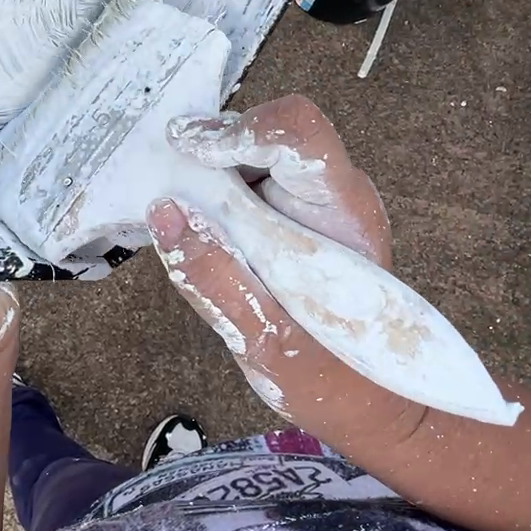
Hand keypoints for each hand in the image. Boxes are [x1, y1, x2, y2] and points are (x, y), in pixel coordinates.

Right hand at [147, 95, 429, 456]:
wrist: (368, 399)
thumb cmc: (331, 379)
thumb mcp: (266, 342)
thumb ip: (214, 279)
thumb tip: (162, 211)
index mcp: (341, 214)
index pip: (299, 133)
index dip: (238, 132)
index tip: (187, 156)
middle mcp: (329, 192)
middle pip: (267, 130)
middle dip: (209, 146)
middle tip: (163, 175)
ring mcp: (308, 198)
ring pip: (249, 147)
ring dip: (204, 166)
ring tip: (172, 202)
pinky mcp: (285, 209)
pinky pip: (241, 174)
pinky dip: (206, 184)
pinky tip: (186, 214)